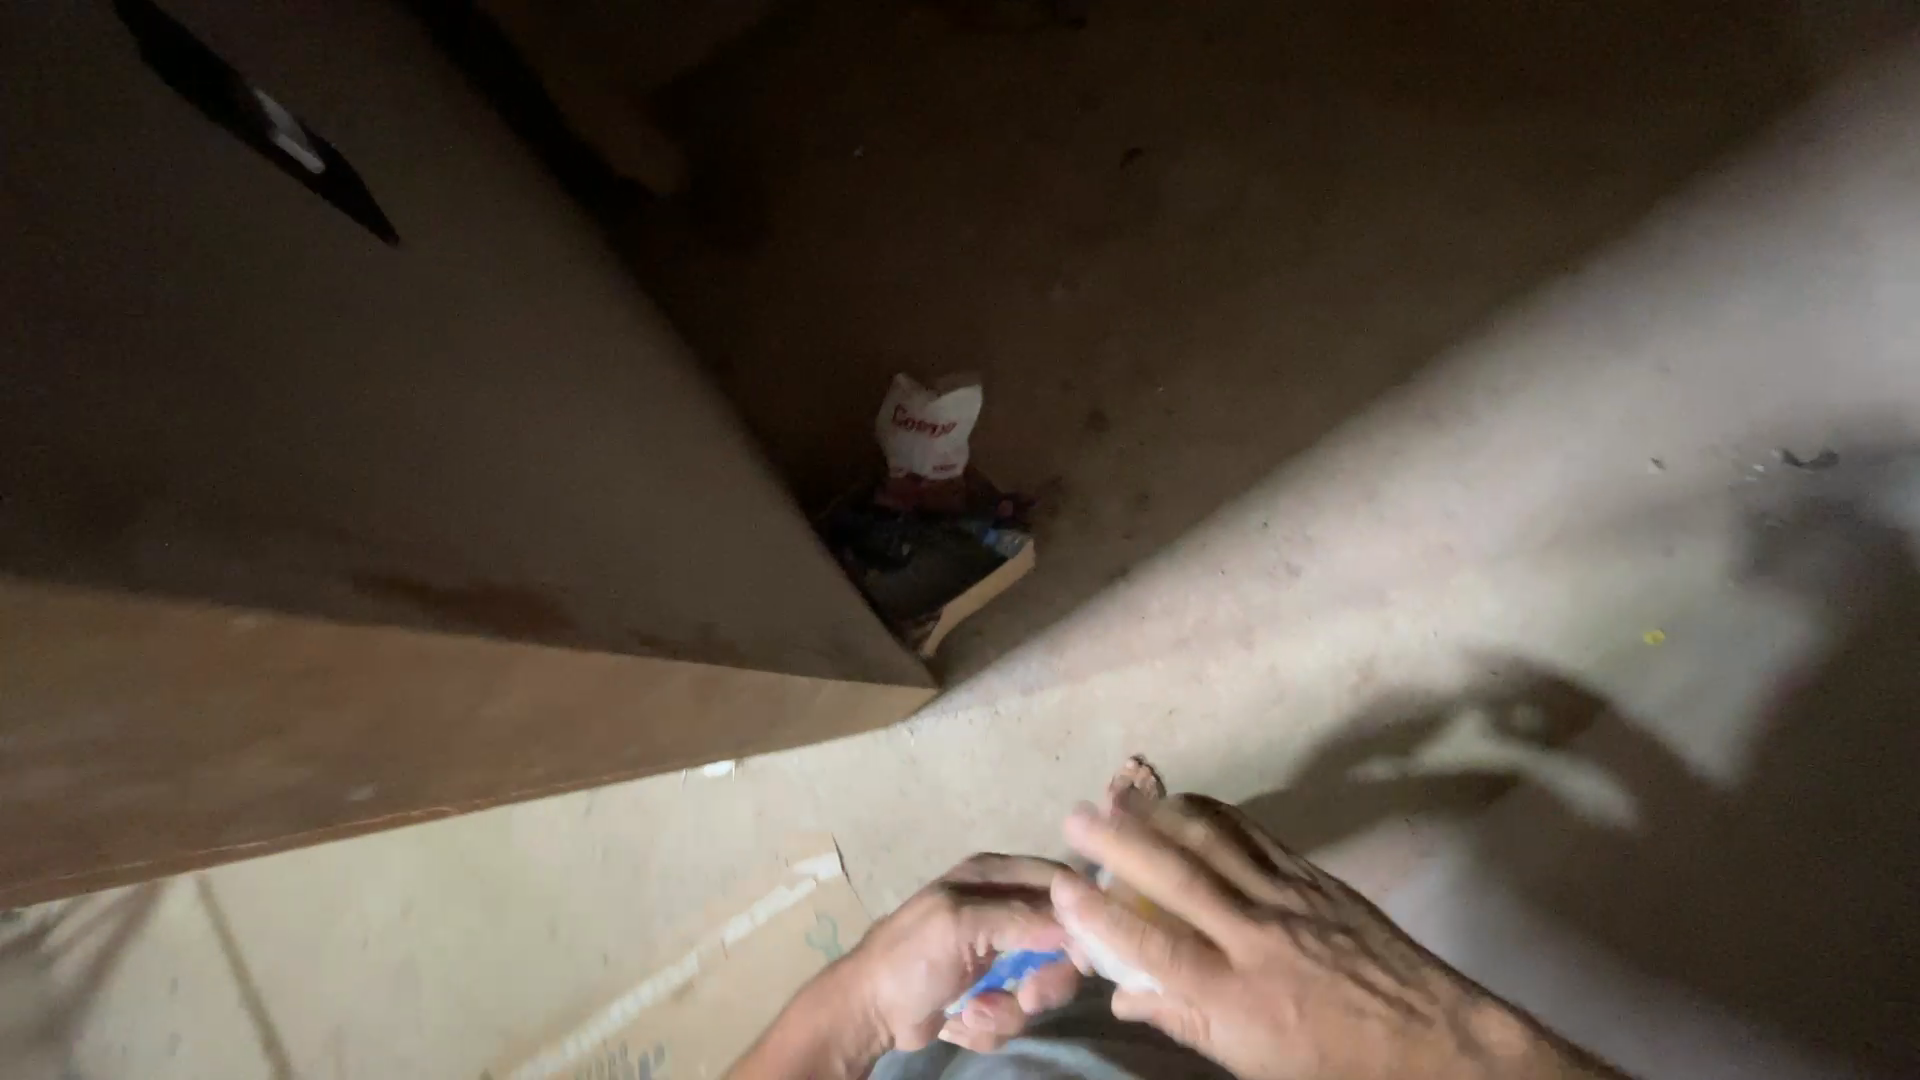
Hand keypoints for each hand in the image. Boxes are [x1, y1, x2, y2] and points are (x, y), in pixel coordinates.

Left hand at [830, 853, 1082, 1054]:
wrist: (871, 1012)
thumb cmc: (910, 956)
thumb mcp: (959, 925)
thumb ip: (1016, 918)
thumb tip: (1073, 923)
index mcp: (995, 875)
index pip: (1059, 882)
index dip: (1079, 916)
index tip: (1082, 955)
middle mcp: (1004, 907)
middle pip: (1061, 941)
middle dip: (1045, 978)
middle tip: (1026, 997)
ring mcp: (999, 952)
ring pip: (1042, 984)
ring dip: (1011, 1009)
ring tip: (975, 1011)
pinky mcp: (992, 989)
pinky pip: (1017, 1011)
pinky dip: (992, 1023)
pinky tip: (963, 1018)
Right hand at [1051, 796, 1619, 1079]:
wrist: (1440, 1043)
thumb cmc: (1337, 1066)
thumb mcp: (1258, 1063)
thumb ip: (1186, 1019)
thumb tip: (1123, 994)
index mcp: (1240, 997)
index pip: (1154, 948)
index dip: (1101, 916)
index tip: (1061, 887)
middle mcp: (1255, 936)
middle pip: (1174, 876)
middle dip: (1118, 841)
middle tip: (1075, 816)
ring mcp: (1285, 896)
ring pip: (1210, 839)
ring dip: (1157, 812)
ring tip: (1119, 794)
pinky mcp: (1310, 874)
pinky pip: (1250, 831)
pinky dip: (1208, 811)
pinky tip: (1181, 800)